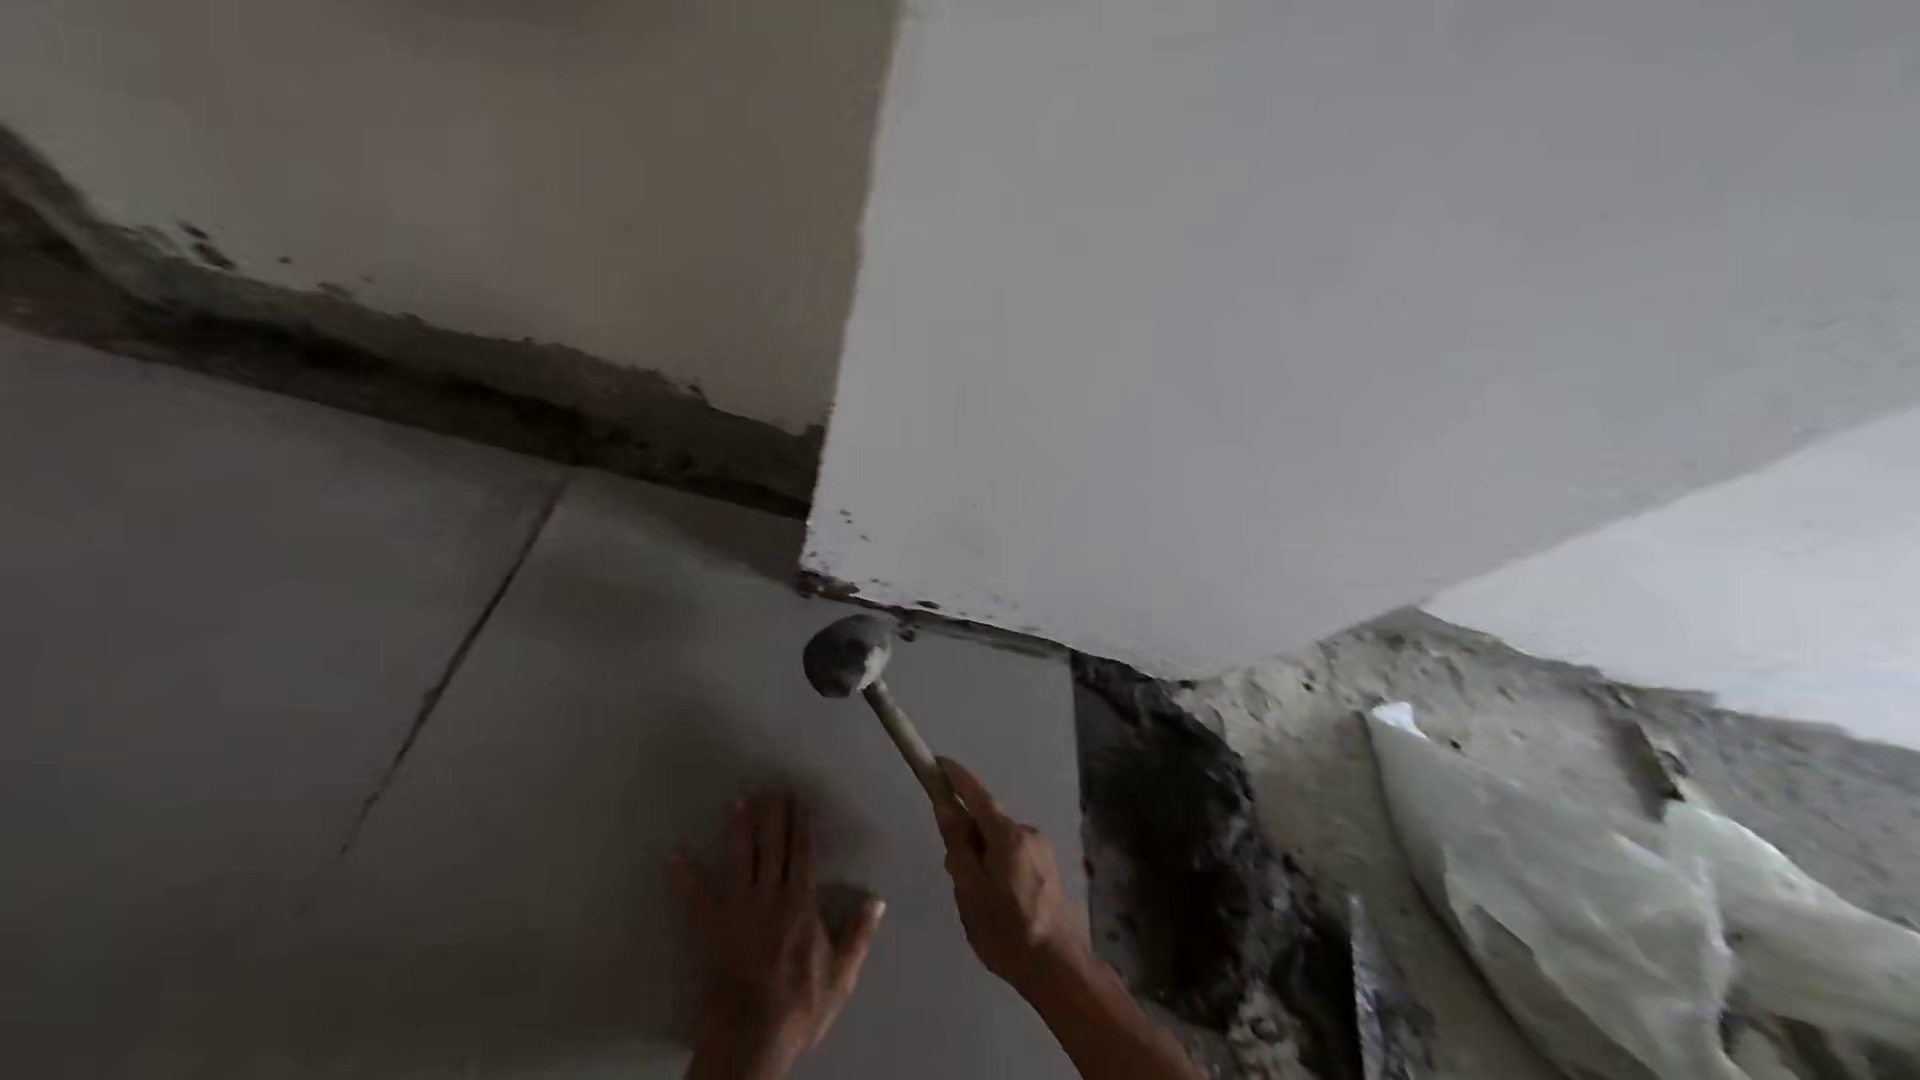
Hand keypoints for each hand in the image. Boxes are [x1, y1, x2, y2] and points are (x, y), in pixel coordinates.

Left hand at [674, 793, 884, 1079]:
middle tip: (772, 788)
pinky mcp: (710, 927)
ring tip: (738, 802)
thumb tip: (877, 901)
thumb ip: (858, 935)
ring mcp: (738, 909)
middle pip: (773, 846)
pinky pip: (695, 897)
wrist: (752, 1038)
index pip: (802, 852)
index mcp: (802, 903)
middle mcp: (771, 896)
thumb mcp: (841, 976)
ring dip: (740, 829)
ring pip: (740, 859)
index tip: (798, 799)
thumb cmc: (799, 1005)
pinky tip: (673, 856)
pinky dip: (684, 876)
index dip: (800, 823)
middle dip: (773, 814)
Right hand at [934, 758, 1091, 994]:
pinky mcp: (1049, 867)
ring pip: (999, 843)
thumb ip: (958, 846)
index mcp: (1008, 836)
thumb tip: (945, 807)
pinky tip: (999, 906)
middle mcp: (1028, 833)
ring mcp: (1042, 850)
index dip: (955, 776)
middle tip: (959, 879)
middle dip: (967, 840)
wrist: (1060, 969)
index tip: (937, 762)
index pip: (976, 795)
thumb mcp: (971, 892)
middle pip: (986, 824)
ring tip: (982, 904)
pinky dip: (998, 868)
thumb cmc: (1008, 932)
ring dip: (983, 859)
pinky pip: (1013, 856)